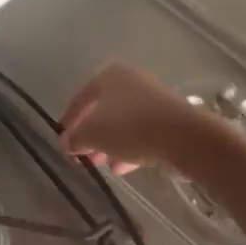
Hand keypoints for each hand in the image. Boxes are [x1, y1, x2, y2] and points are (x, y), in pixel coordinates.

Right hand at [59, 63, 209, 174]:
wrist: (182, 136)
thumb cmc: (129, 127)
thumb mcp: (92, 134)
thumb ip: (75, 138)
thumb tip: (66, 143)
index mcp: (109, 76)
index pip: (81, 98)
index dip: (69, 121)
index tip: (63, 142)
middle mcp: (131, 81)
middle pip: (103, 110)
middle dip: (91, 135)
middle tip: (84, 156)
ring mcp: (153, 99)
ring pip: (123, 122)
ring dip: (110, 144)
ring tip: (103, 165)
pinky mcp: (169, 118)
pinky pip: (142, 132)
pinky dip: (130, 147)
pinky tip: (123, 168)